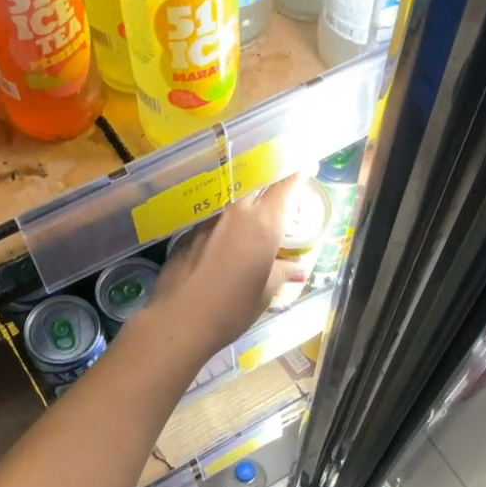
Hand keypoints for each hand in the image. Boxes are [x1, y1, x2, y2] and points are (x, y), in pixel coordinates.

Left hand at [140, 174, 309, 360]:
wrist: (179, 320)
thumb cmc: (232, 308)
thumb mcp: (265, 292)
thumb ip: (282, 272)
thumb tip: (298, 268)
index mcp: (263, 223)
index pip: (285, 184)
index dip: (297, 172)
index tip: (306, 165)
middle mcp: (236, 212)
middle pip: (257, 183)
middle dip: (269, 182)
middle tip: (278, 192)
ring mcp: (208, 220)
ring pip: (232, 202)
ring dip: (244, 206)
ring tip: (250, 222)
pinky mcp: (187, 233)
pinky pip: (212, 221)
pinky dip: (223, 227)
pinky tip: (222, 247)